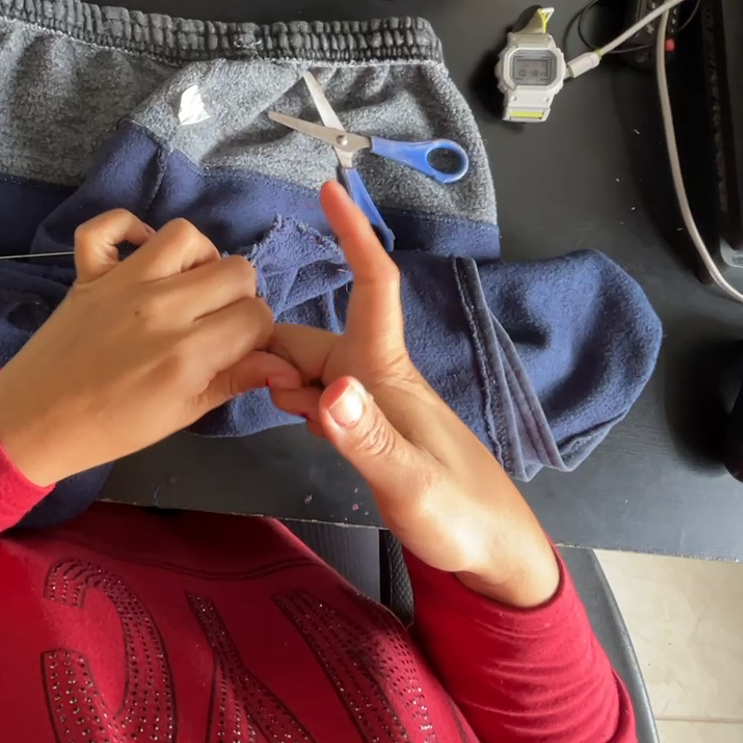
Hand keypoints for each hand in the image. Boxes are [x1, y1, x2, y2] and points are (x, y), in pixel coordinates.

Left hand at [0, 211, 303, 486]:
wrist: (35, 422)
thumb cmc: (112, 428)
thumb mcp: (183, 414)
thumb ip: (234, 380)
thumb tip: (283, 364)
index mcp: (188, 351)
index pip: (256, 315)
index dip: (255, 333)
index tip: (235, 347)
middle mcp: (161, 307)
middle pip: (235, 270)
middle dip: (237, 296)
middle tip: (214, 321)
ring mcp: (122, 282)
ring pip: (185, 235)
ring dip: (197, 258)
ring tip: (186, 286)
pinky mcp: (89, 271)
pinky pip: (107, 226)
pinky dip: (127, 228)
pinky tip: (140, 254)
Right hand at [270, 182, 560, 607]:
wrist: (490, 553)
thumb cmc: (460, 513)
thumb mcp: (410, 484)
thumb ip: (367, 440)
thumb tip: (323, 390)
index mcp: (384, 369)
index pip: (371, 285)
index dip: (353, 234)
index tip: (329, 189)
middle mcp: (372, 371)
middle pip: (306, 335)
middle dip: (271, 349)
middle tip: (252, 389)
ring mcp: (367, 396)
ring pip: (304, 364)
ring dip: (279, 377)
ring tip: (273, 410)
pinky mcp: (363, 420)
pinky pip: (312, 389)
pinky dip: (291, 395)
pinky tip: (292, 417)